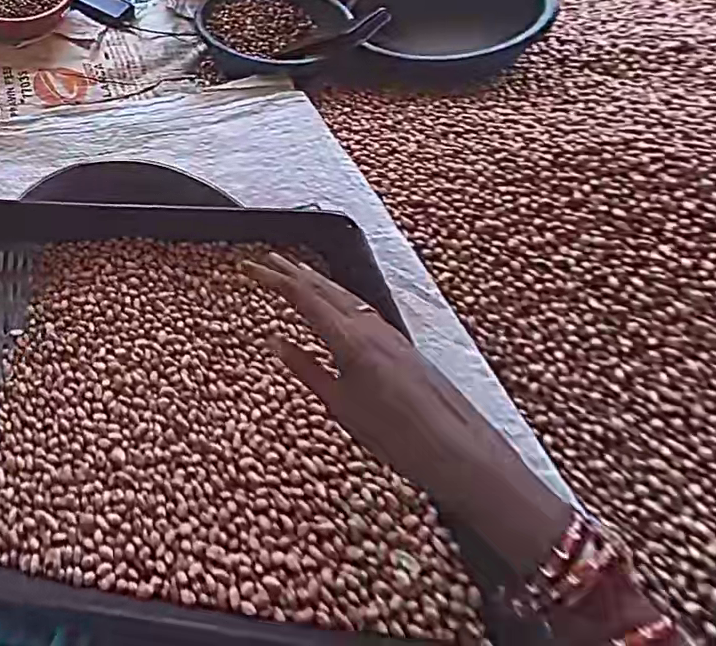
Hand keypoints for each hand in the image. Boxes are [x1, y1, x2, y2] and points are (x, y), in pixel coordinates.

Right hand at [241, 252, 570, 574]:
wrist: (465, 456)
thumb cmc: (397, 438)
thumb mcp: (341, 406)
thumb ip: (306, 369)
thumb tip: (274, 341)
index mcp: (349, 340)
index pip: (303, 297)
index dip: (273, 279)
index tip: (250, 268)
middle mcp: (369, 327)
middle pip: (325, 288)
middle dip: (294, 271)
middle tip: (268, 259)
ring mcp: (389, 334)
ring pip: (345, 295)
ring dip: (317, 280)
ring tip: (297, 270)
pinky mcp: (401, 345)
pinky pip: (361, 307)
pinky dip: (339, 295)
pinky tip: (336, 301)